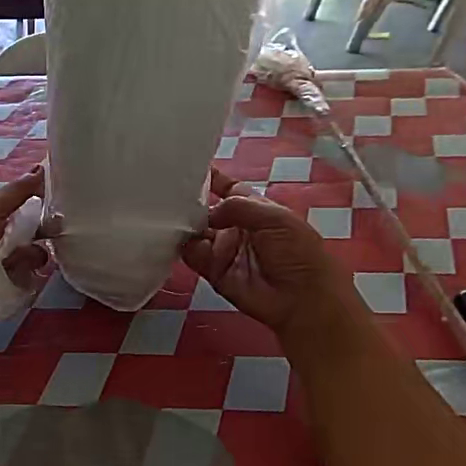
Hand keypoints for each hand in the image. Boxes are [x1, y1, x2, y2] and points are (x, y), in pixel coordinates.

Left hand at [0, 165, 58, 319]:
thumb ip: (17, 191)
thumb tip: (41, 166)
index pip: (25, 207)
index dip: (42, 205)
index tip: (58, 206)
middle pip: (34, 233)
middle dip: (42, 234)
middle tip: (47, 235)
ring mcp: (3, 263)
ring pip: (33, 256)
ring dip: (31, 258)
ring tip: (18, 261)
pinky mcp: (6, 285)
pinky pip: (29, 278)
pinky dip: (27, 277)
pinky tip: (18, 276)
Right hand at [180, 166, 348, 333]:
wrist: (301, 299)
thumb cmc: (297, 252)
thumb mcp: (274, 218)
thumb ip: (237, 206)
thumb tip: (207, 213)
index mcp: (256, 209)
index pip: (229, 188)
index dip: (212, 179)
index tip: (188, 167)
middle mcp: (235, 227)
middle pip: (206, 209)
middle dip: (189, 200)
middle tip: (167, 191)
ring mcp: (222, 249)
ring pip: (195, 230)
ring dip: (183, 222)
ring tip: (164, 212)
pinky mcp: (212, 270)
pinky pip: (191, 254)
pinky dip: (181, 245)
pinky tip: (174, 236)